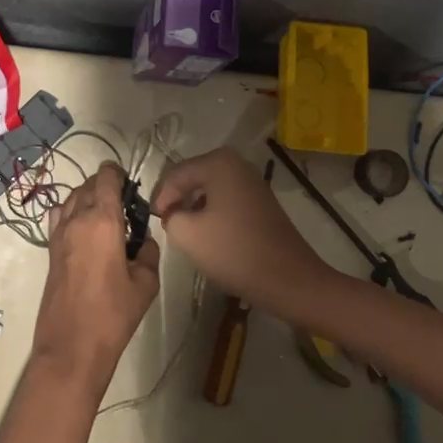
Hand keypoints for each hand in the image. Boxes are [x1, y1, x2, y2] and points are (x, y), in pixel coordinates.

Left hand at [31, 163, 159, 386]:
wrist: (71, 345)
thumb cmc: (113, 314)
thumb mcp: (145, 284)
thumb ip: (148, 254)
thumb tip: (144, 241)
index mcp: (102, 220)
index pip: (106, 178)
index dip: (118, 173)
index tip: (130, 184)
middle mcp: (76, 219)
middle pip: (88, 185)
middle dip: (105, 186)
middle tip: (125, 204)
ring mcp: (58, 234)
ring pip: (71, 198)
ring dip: (87, 198)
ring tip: (106, 217)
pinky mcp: (50, 250)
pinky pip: (60, 217)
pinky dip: (72, 213)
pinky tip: (86, 232)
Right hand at [152, 147, 340, 316]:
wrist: (288, 279)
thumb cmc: (234, 251)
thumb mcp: (187, 234)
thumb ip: (170, 216)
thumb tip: (174, 214)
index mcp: (219, 163)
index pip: (176, 174)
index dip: (161, 197)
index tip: (154, 221)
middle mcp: (238, 165)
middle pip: (194, 178)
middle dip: (178, 200)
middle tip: (167, 224)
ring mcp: (253, 183)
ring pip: (211, 190)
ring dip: (195, 207)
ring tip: (185, 232)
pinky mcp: (262, 202)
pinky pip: (227, 200)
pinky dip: (213, 213)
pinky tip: (209, 235)